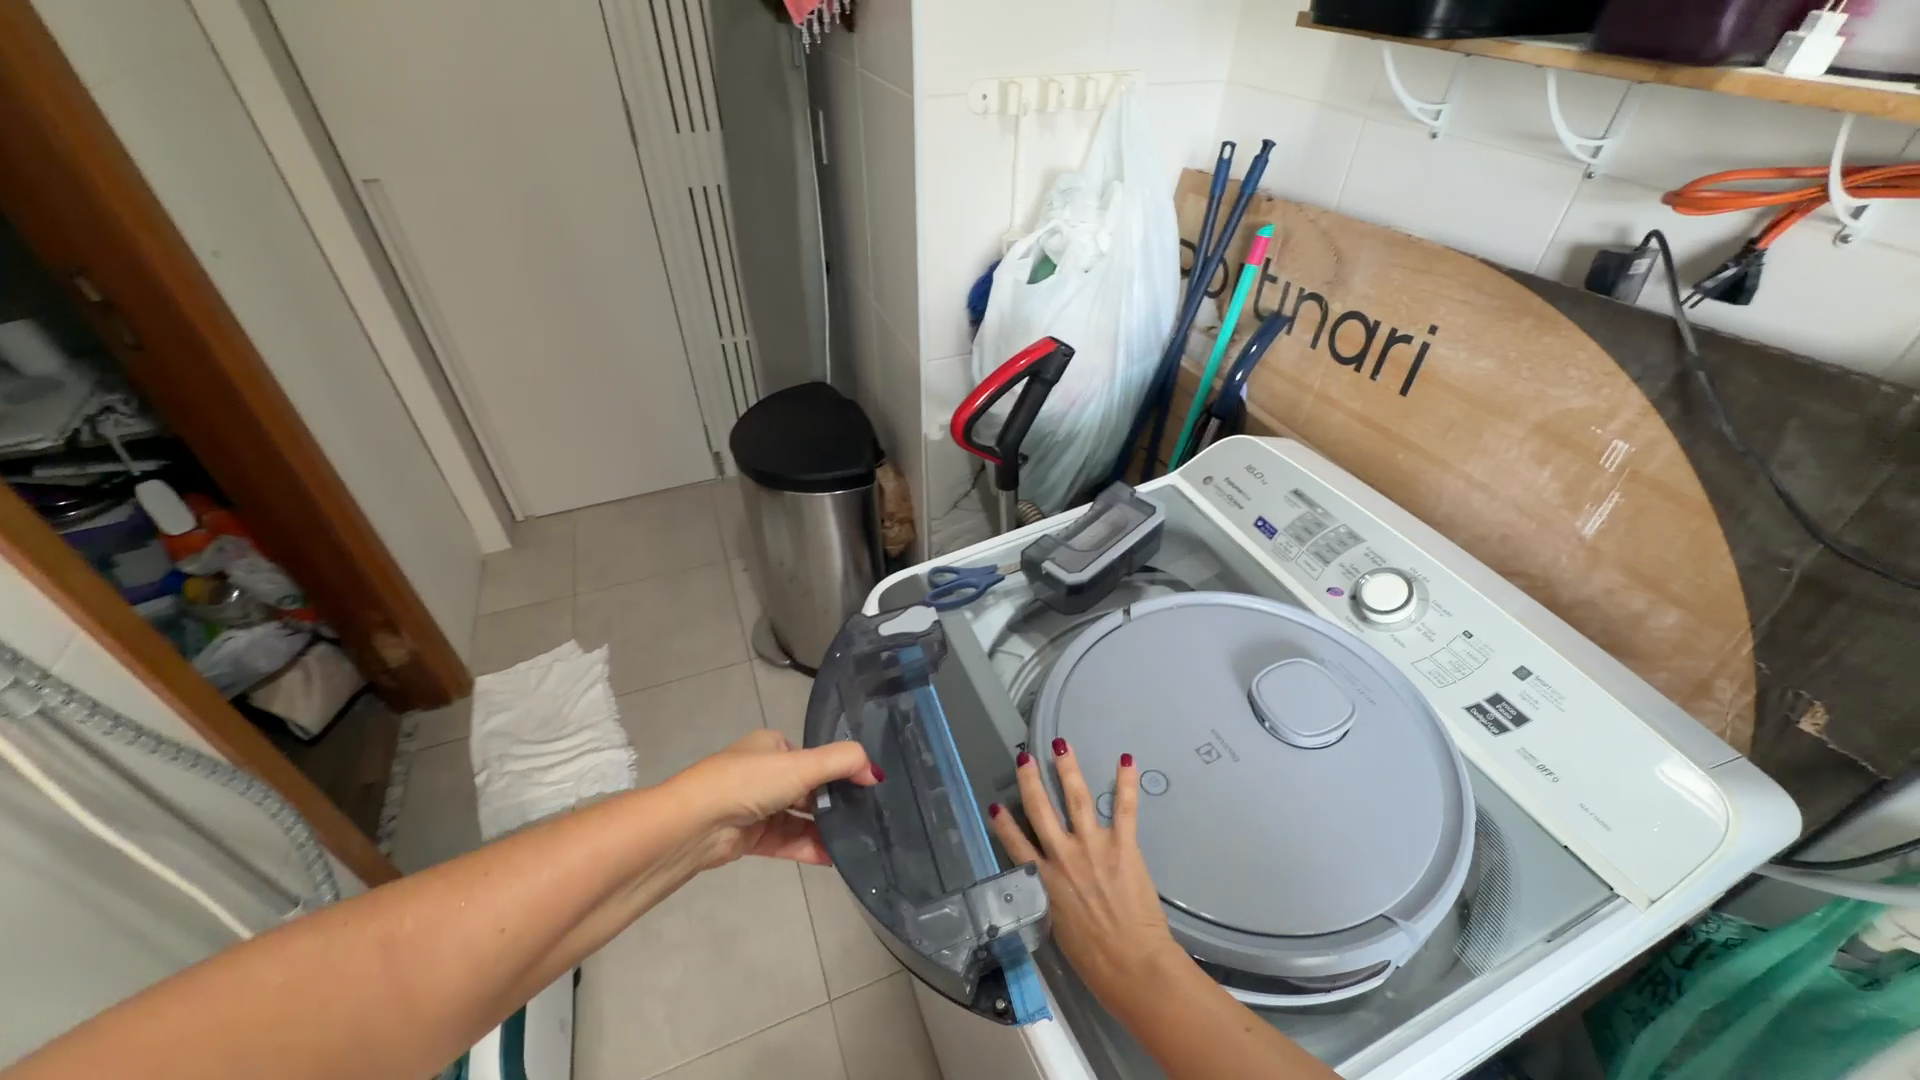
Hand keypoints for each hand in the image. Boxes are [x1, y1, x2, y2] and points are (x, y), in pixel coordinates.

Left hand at [669, 729, 880, 867]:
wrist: (695, 825)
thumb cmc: (749, 782)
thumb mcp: (801, 764)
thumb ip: (843, 762)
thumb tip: (878, 772)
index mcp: (772, 746)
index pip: (815, 757)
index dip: (841, 770)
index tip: (870, 788)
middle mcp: (765, 773)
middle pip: (810, 788)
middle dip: (836, 803)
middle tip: (869, 817)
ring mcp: (757, 807)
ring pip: (800, 817)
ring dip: (826, 829)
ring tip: (859, 840)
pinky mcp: (752, 837)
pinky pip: (788, 841)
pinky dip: (810, 848)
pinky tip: (835, 858)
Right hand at [987, 738, 1185, 999]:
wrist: (1131, 964)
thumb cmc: (1093, 960)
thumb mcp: (1057, 928)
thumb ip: (1052, 899)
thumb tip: (1052, 887)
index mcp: (1044, 880)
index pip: (1016, 844)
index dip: (1004, 823)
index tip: (996, 805)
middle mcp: (1063, 856)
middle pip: (1040, 809)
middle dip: (1030, 780)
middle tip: (1024, 756)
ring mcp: (1093, 847)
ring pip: (1076, 798)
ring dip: (1067, 768)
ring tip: (1062, 744)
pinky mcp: (1123, 846)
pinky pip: (1125, 808)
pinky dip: (1126, 782)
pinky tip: (1126, 760)